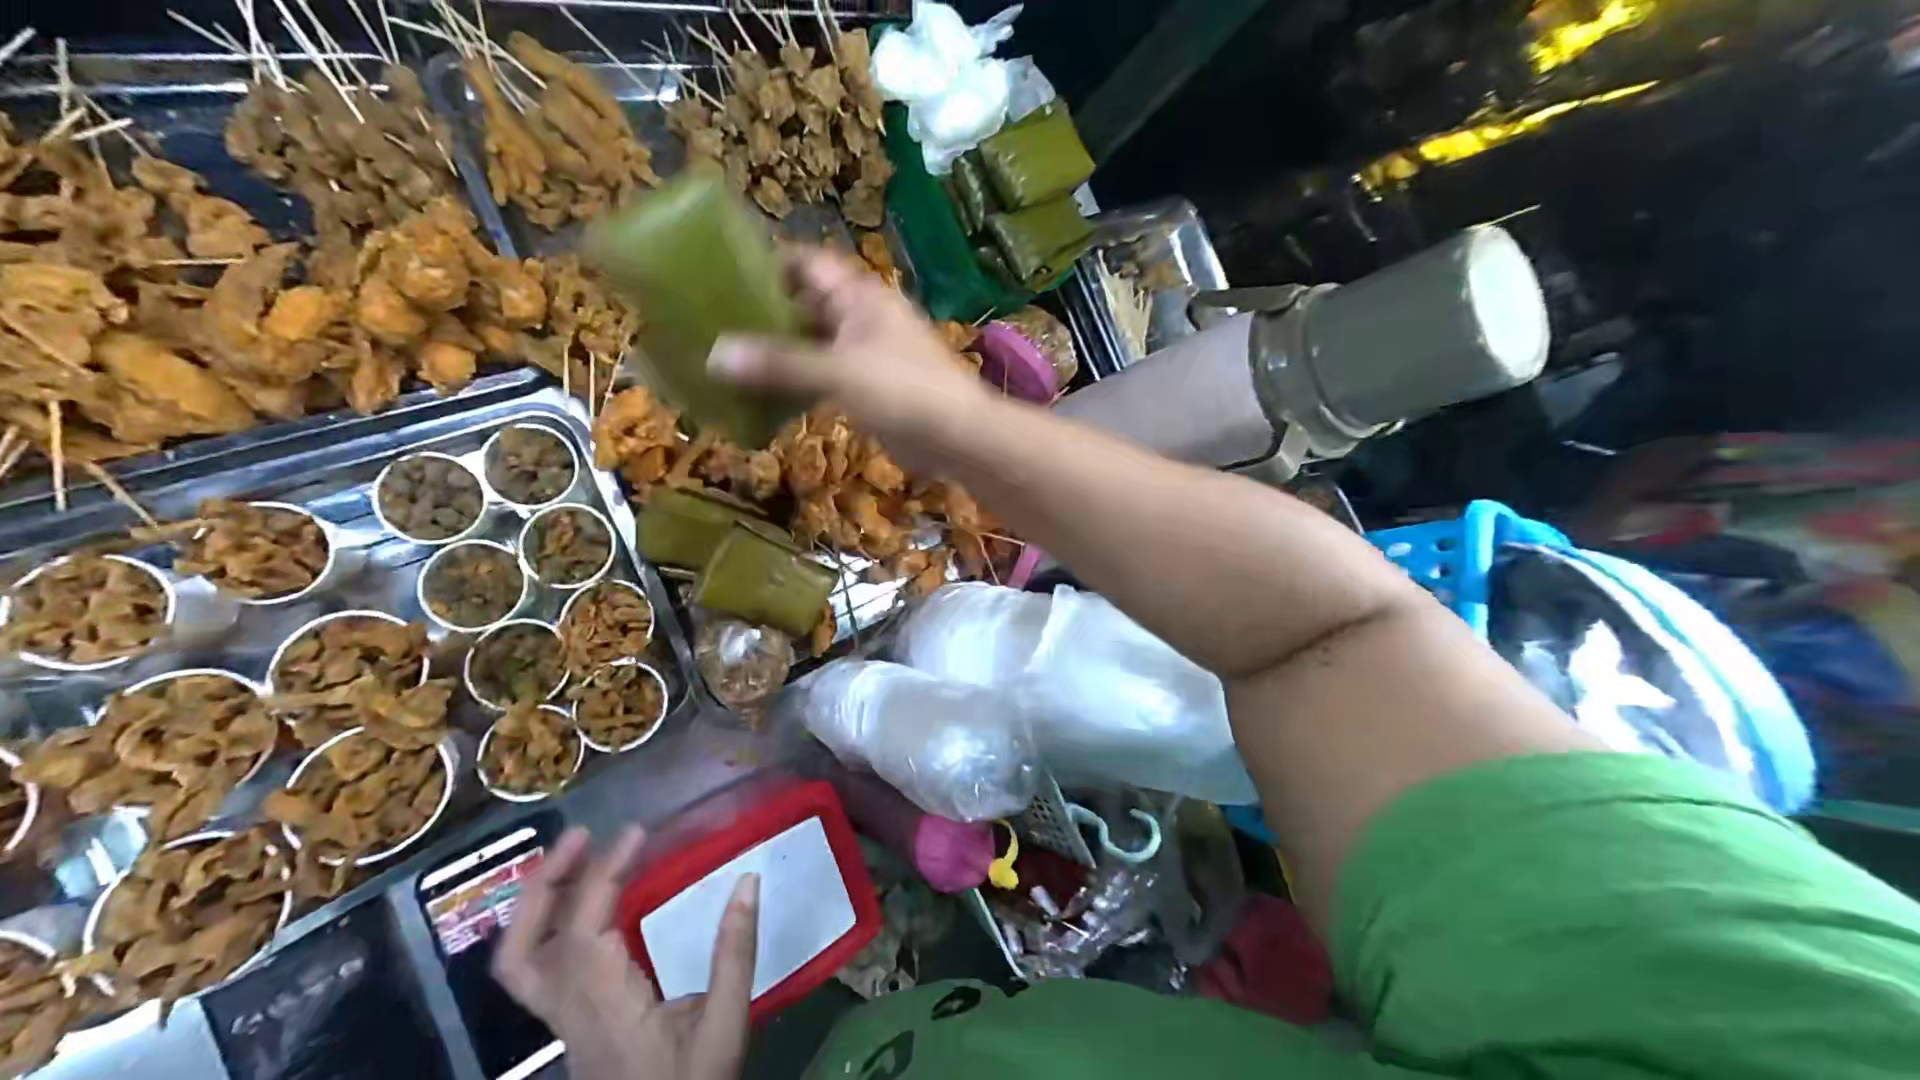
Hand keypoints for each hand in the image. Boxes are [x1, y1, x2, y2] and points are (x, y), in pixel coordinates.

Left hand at [492, 827, 760, 1079]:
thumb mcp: (724, 1025)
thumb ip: (734, 953)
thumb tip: (747, 880)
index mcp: (604, 1008)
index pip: (582, 932)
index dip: (602, 875)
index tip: (637, 833)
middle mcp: (569, 1012)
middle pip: (524, 948)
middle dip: (546, 884)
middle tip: (583, 834)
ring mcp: (561, 1022)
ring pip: (518, 962)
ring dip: (538, 902)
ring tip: (574, 856)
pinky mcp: (569, 1024)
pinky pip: (535, 969)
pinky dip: (546, 925)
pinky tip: (580, 904)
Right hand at [708, 248, 991, 469]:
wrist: (958, 437)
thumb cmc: (904, 391)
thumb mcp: (838, 372)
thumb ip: (780, 364)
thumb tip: (715, 355)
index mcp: (859, 297)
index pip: (807, 263)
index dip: (768, 264)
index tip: (720, 273)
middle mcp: (861, 319)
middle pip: (806, 305)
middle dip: (765, 314)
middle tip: (713, 323)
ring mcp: (865, 355)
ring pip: (813, 345)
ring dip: (779, 353)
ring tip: (728, 361)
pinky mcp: (868, 389)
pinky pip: (824, 378)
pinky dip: (798, 384)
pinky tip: (763, 396)